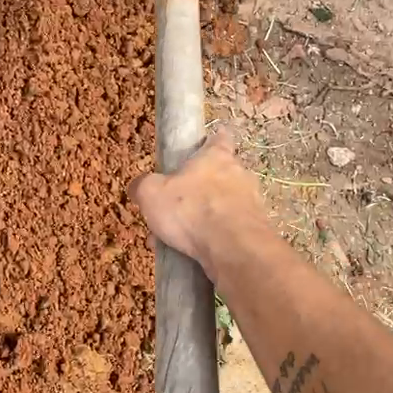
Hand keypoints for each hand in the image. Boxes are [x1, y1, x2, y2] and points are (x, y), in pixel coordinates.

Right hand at [130, 131, 269, 281]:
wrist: (233, 248)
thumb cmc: (190, 210)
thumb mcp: (150, 193)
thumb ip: (142, 185)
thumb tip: (137, 186)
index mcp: (216, 157)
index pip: (219, 139)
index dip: (208, 144)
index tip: (198, 151)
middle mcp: (239, 175)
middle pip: (217, 176)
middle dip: (195, 191)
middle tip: (171, 208)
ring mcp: (251, 203)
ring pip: (219, 207)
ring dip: (199, 219)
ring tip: (174, 238)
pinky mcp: (255, 230)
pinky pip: (226, 230)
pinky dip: (209, 238)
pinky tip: (189, 252)